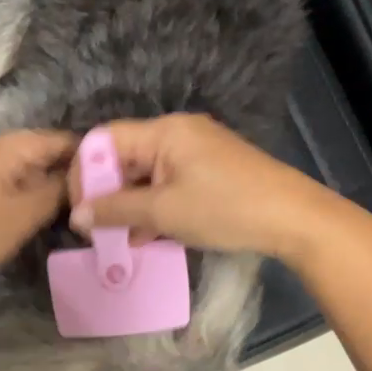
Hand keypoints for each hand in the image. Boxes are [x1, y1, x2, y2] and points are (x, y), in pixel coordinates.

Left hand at [0, 130, 74, 285]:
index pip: (49, 139)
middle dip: (59, 162)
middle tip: (86, 182)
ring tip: (66, 193)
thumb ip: (57, 190)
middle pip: (32, 147)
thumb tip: (78, 179)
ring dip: (40, 175)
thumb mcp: (28, 213)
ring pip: (16, 163)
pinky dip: (21, 184)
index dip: (78, 150)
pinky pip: (2, 176)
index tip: (102, 165)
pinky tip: (34, 202)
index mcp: (1, 150)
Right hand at [66, 114, 339, 258]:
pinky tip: (146, 236)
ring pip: (143, 174)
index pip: (104, 140)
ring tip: (119, 239)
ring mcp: (195, 151)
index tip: (79, 210)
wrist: (295, 219)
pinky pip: (165, 183)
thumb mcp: (163, 212)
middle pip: (123, 157)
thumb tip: (76, 216)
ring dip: (127, 205)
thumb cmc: (224, 209)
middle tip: (95, 230)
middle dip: (104, 194)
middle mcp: (177, 133)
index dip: (83, 173)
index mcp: (164, 131)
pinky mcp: (207, 171)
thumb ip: (115, 211)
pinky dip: (151, 207)